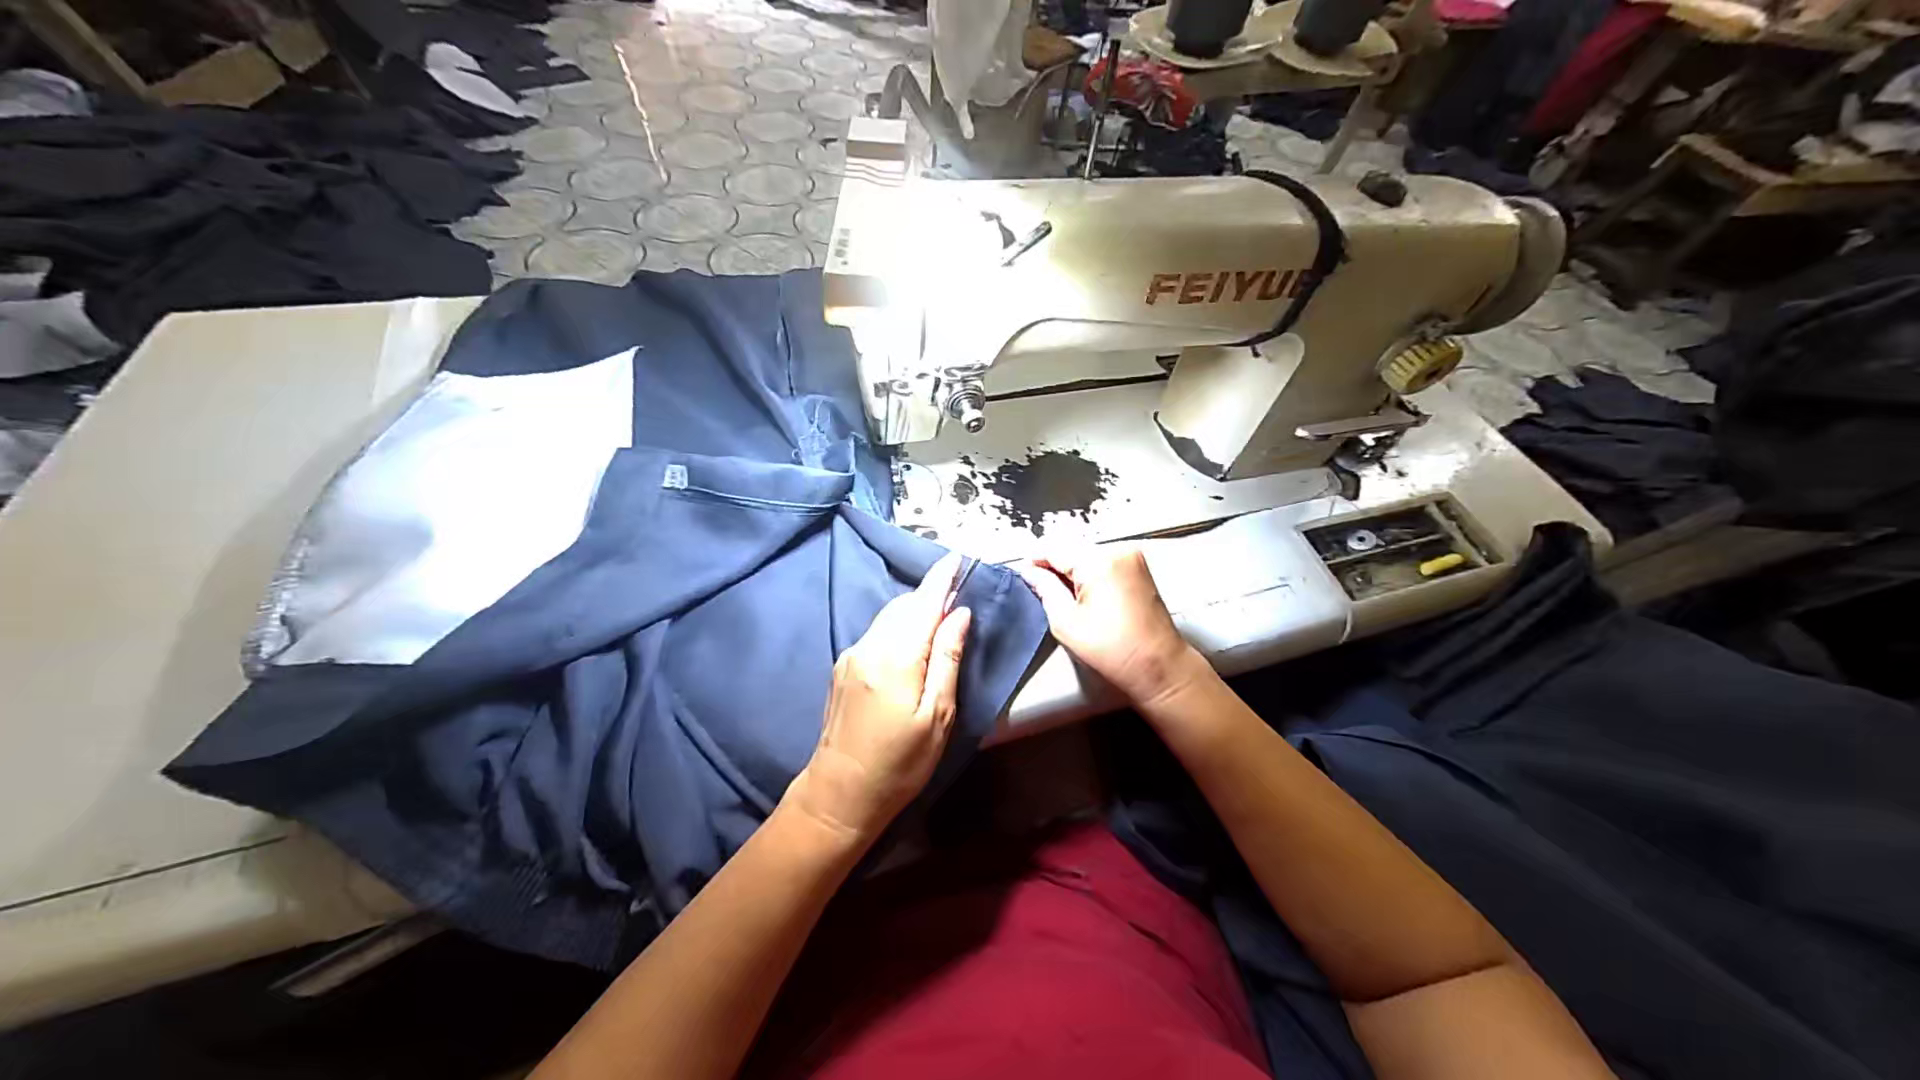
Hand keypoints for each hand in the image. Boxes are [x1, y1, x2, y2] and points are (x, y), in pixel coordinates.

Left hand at [784, 554, 972, 842]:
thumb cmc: (900, 763)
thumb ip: (947, 659)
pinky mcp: (842, 666)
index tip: (957, 557)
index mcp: (896, 658)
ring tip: (939, 621)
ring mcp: (851, 655)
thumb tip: (959, 614)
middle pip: (904, 606)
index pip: (924, 603)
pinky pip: (877, 633)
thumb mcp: (937, 716)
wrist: (840, 792)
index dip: (942, 578)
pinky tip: (911, 644)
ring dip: (914, 611)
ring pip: (888, 617)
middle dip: (930, 596)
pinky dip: (898, 627)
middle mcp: (869, 647)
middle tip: (957, 599)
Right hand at [1014, 546, 1205, 706]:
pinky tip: (1085, 594)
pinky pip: (1104, 560)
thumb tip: (1030, 572)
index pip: (1054, 547)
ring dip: (1072, 568)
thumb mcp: (1066, 622)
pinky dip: (1090, 572)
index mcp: (1098, 561)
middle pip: (1072, 547)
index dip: (1035, 559)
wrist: (1159, 665)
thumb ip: (1044, 589)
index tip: (1023, 572)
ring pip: (1087, 553)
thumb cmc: (1113, 650)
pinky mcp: (1139, 567)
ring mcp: (1132, 557)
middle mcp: (1117, 550)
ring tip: (1064, 595)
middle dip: (1054, 564)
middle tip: (1041, 587)